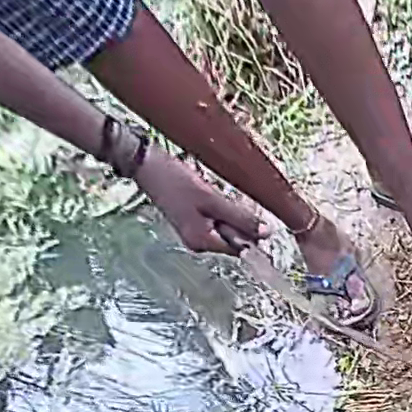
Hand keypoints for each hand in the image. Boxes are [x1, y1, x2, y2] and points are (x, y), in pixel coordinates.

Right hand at [134, 149, 264, 252]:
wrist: (144, 163)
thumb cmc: (175, 181)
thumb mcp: (213, 200)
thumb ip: (241, 219)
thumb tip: (267, 234)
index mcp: (203, 242)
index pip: (240, 248)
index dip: (249, 234)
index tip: (252, 217)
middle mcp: (199, 244)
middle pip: (233, 240)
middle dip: (237, 222)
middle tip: (224, 200)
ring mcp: (194, 234)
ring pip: (225, 229)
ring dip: (228, 214)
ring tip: (212, 196)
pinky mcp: (192, 223)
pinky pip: (215, 221)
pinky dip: (219, 211)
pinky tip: (207, 196)